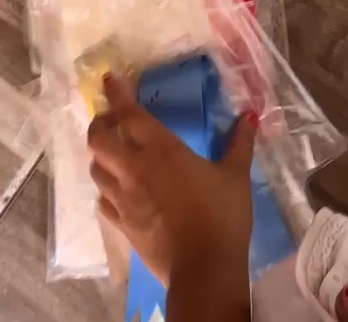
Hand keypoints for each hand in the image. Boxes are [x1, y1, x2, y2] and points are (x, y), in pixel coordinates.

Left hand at [87, 73, 258, 283]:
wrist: (204, 269)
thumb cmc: (221, 215)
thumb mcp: (236, 175)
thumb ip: (240, 143)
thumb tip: (250, 116)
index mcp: (162, 150)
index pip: (129, 114)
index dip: (116, 94)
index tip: (108, 79)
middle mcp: (136, 169)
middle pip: (100, 139)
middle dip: (100, 124)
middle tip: (109, 118)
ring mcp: (124, 199)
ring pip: (97, 169)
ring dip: (101, 155)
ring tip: (112, 151)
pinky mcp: (122, 226)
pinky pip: (103, 200)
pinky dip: (105, 188)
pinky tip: (116, 189)